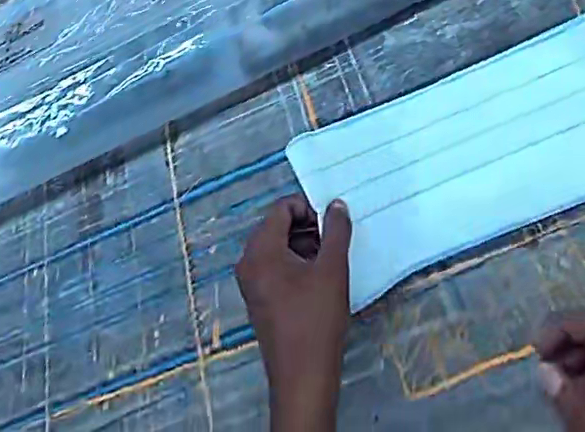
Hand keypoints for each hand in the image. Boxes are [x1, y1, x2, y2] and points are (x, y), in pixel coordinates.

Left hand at [236, 196, 352, 431]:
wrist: (302, 379)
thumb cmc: (316, 320)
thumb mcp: (332, 270)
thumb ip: (336, 231)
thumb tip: (336, 205)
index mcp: (260, 248)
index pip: (281, 208)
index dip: (307, 209)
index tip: (330, 224)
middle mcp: (248, 260)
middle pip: (276, 225)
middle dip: (305, 227)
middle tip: (331, 243)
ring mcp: (249, 280)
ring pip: (275, 246)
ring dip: (301, 245)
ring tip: (327, 262)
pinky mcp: (256, 297)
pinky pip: (272, 265)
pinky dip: (293, 263)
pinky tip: (315, 280)